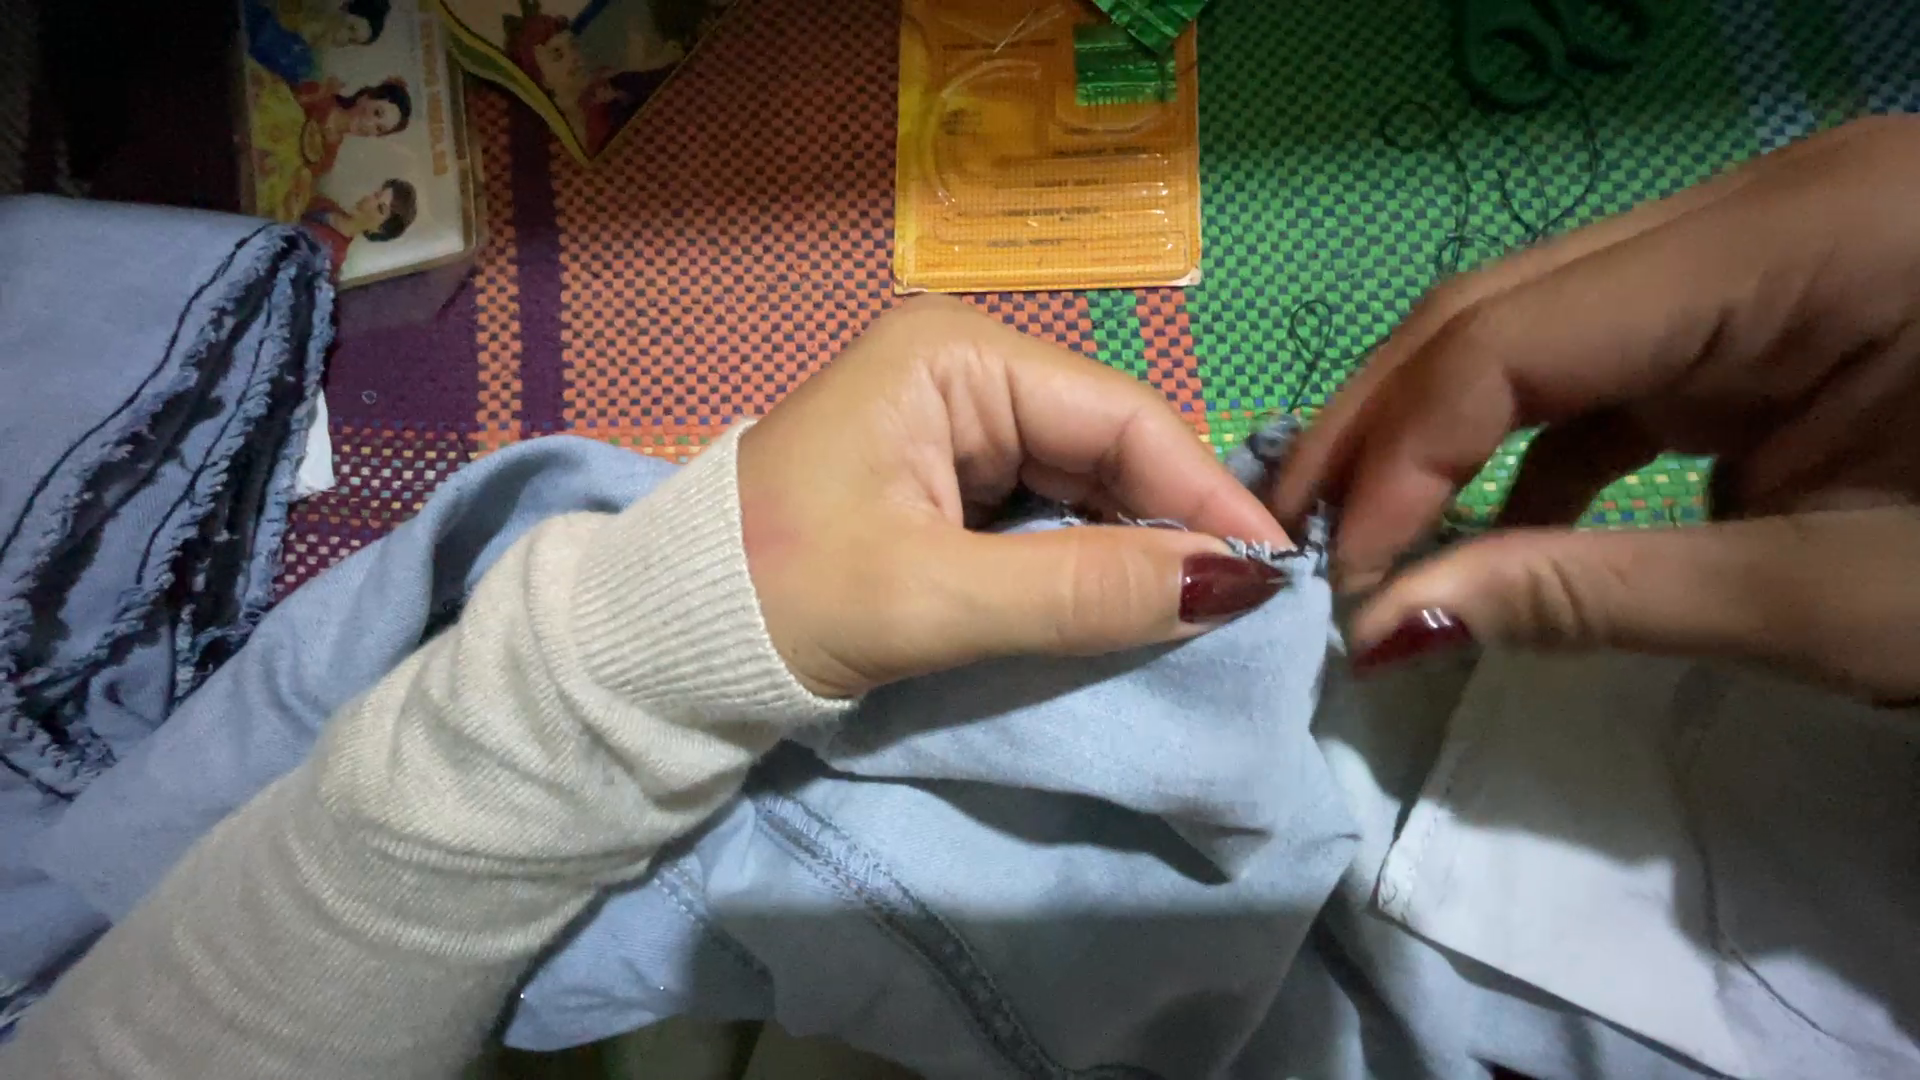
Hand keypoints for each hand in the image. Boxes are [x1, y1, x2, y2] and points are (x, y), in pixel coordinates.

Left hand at [738, 297, 1292, 698]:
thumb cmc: (780, 596)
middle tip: (1246, 598)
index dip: (1201, 493)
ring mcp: (955, 423)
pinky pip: (1044, 511)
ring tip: (1203, 604)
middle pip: (1105, 445)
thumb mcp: (931, 598)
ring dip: (1136, 543)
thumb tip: (1229, 586)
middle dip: (1173, 520)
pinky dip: (1088, 556)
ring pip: (1082, 481)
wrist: (675, 636)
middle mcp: (961, 371)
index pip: (1114, 417)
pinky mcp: (947, 477)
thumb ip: (1078, 591)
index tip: (1273, 569)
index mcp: (951, 356)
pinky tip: (1127, 594)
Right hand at [1271, 115, 1919, 701]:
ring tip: (1362, 527)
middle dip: (1370, 433)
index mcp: (1799, 238)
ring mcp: (1749, 255)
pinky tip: (1498, 524)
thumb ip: (1584, 597)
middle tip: (1297, 532)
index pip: (1501, 342)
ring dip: (1422, 438)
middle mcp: (1750, 210)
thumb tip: (1383, 630)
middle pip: (1479, 312)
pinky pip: (1582, 369)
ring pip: (1512, 332)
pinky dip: (1514, 453)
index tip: (1342, 578)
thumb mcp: (1845, 600)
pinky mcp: (1754, 311)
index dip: (1395, 464)